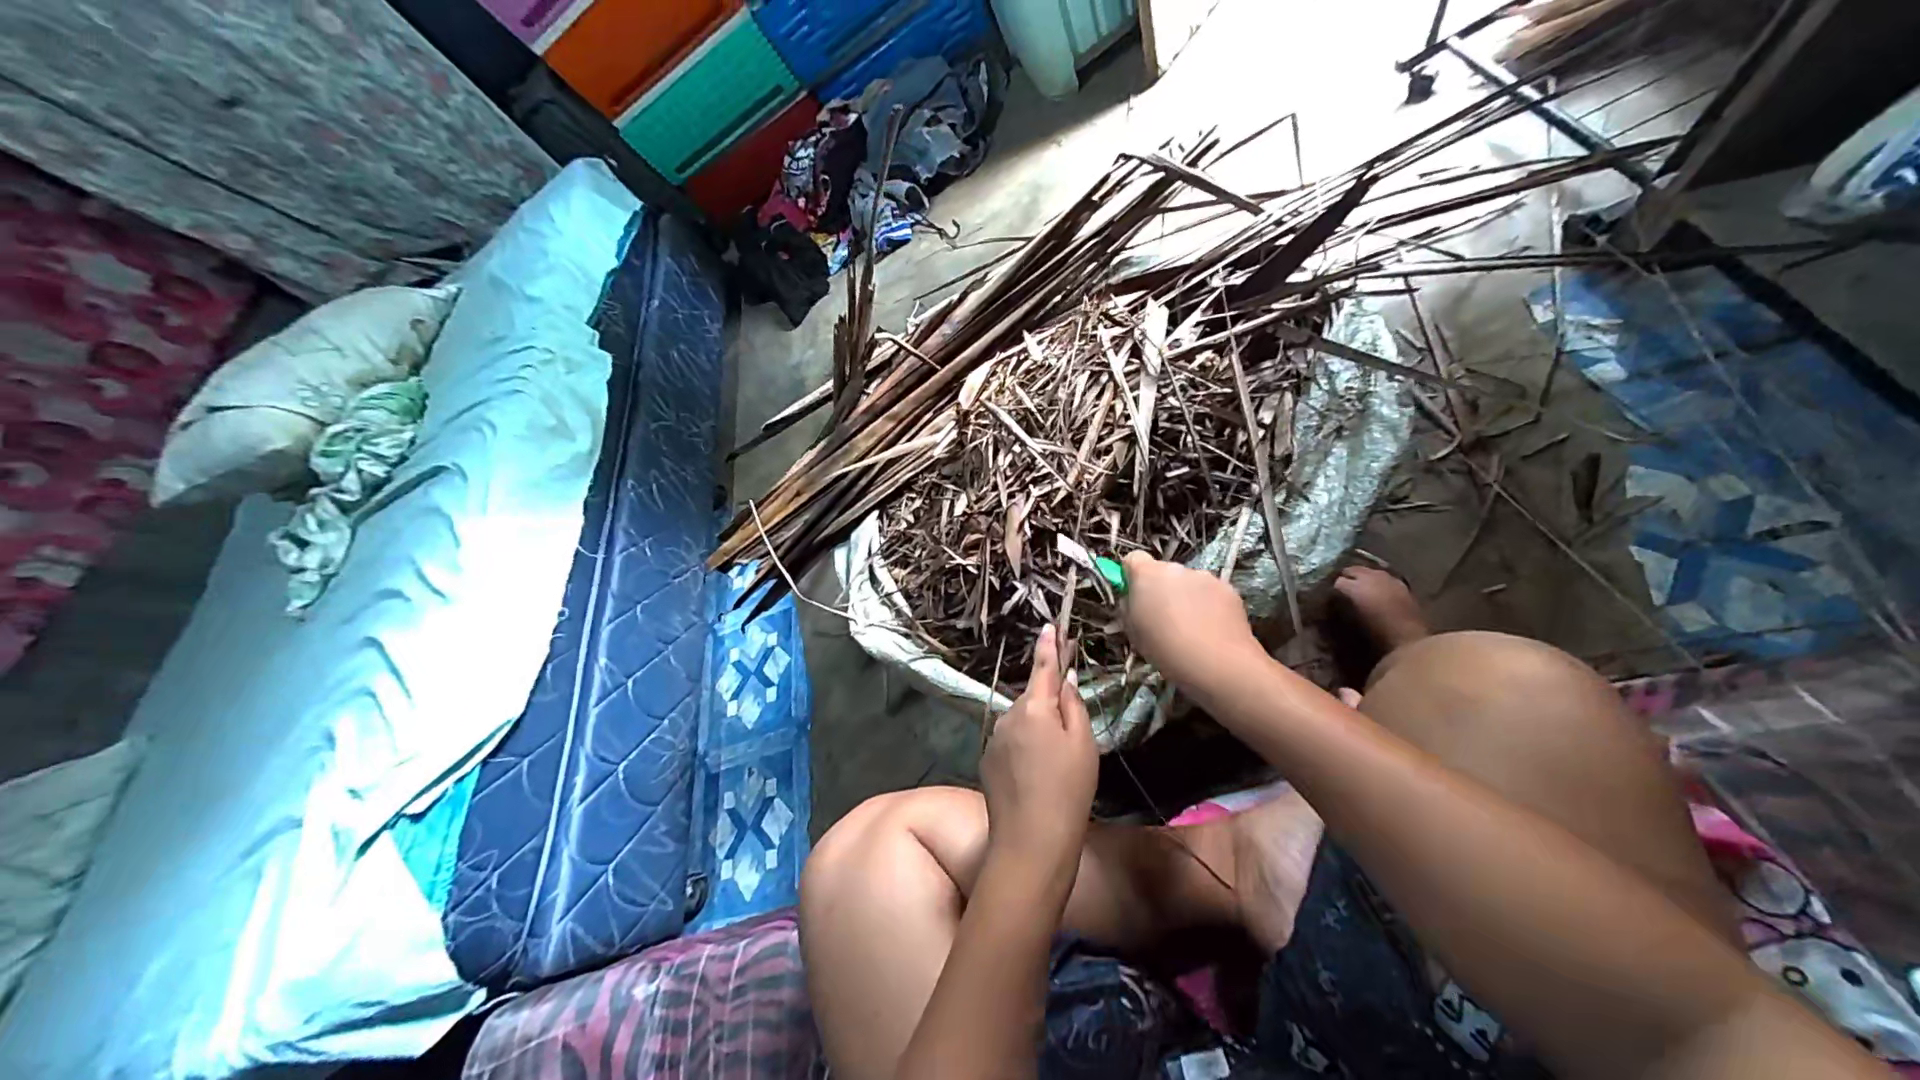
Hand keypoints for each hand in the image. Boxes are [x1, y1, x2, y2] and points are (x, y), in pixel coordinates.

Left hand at [980, 625, 1097, 877]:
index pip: (1043, 667)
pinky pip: (1011, 742)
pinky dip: (1024, 748)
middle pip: (1033, 698)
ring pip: (1022, 722)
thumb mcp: (1083, 745)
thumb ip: (1073, 706)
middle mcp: (1009, 716)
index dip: (1049, 645)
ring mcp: (994, 739)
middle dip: (1049, 701)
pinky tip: (1037, 775)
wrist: (1031, 841)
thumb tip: (1065, 678)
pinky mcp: (987, 761)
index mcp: (1035, 707)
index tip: (1050, 626)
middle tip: (1071, 727)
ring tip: (1057, 762)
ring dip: (1037, 728)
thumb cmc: (1069, 790)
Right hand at [1119, 551, 1265, 692]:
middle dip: (1162, 589)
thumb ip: (1129, 607)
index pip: (1133, 558)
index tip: (1135, 596)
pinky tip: (1211, 630)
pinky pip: (1211, 593)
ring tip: (1191, 628)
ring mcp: (1205, 577)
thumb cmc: (1164, 649)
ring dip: (1186, 597)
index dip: (1132, 575)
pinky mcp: (1229, 589)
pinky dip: (1208, 606)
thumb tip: (1132, 598)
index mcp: (1147, 574)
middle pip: (1163, 572)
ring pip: (1189, 583)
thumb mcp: (1132, 631)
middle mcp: (1176, 569)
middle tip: (1164, 618)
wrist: (1217, 663)